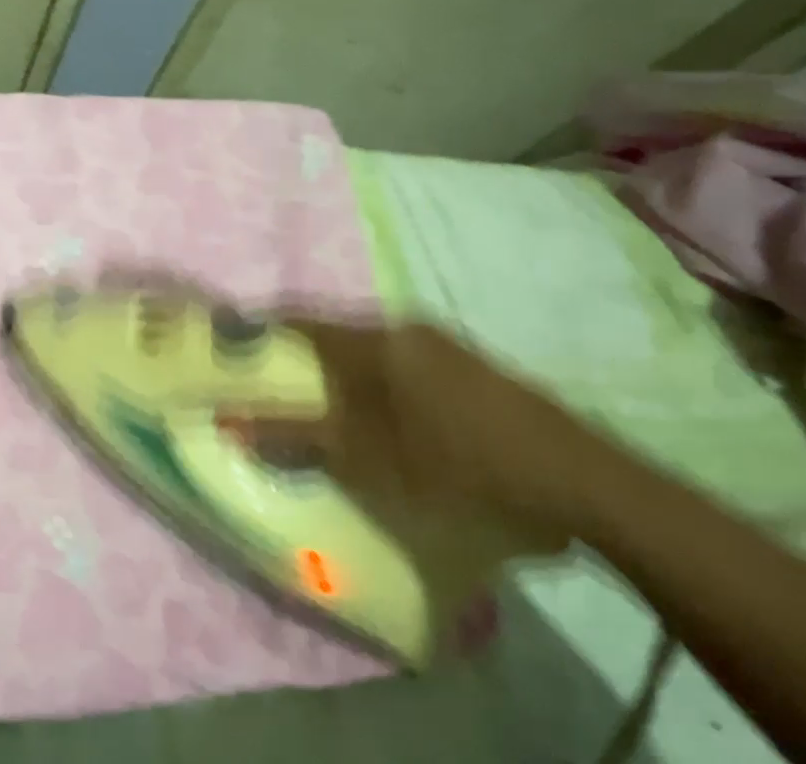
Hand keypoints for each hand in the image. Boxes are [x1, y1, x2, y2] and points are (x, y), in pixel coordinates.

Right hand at [243, 321, 603, 545]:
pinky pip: (398, 367)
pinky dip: (370, 388)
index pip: (293, 321)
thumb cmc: (456, 465)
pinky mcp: (473, 371)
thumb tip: (225, 420)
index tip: (219, 354)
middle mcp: (405, 328)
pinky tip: (375, 423)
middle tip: (260, 392)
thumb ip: (289, 435)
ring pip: (365, 353)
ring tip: (313, 414)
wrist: (585, 485)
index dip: (251, 334)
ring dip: (332, 378)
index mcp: (373, 338)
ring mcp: (446, 347)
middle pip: (327, 335)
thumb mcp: (362, 458)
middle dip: (290, 361)